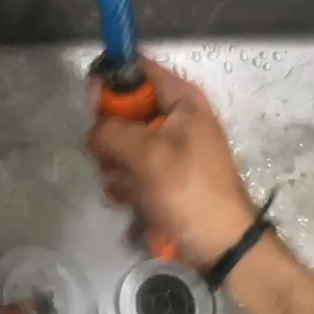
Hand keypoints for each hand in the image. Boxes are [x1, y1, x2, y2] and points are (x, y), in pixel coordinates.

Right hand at [86, 58, 257, 270]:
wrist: (220, 245)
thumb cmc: (190, 190)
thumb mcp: (148, 154)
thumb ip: (111, 131)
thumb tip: (92, 131)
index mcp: (181, 98)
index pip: (136, 68)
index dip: (110, 81)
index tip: (94, 106)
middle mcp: (173, 116)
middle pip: (120, 110)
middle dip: (111, 137)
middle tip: (114, 156)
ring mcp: (165, 148)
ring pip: (118, 143)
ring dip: (116, 167)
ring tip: (131, 187)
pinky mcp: (159, 175)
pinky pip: (126, 169)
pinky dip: (125, 185)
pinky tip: (134, 201)